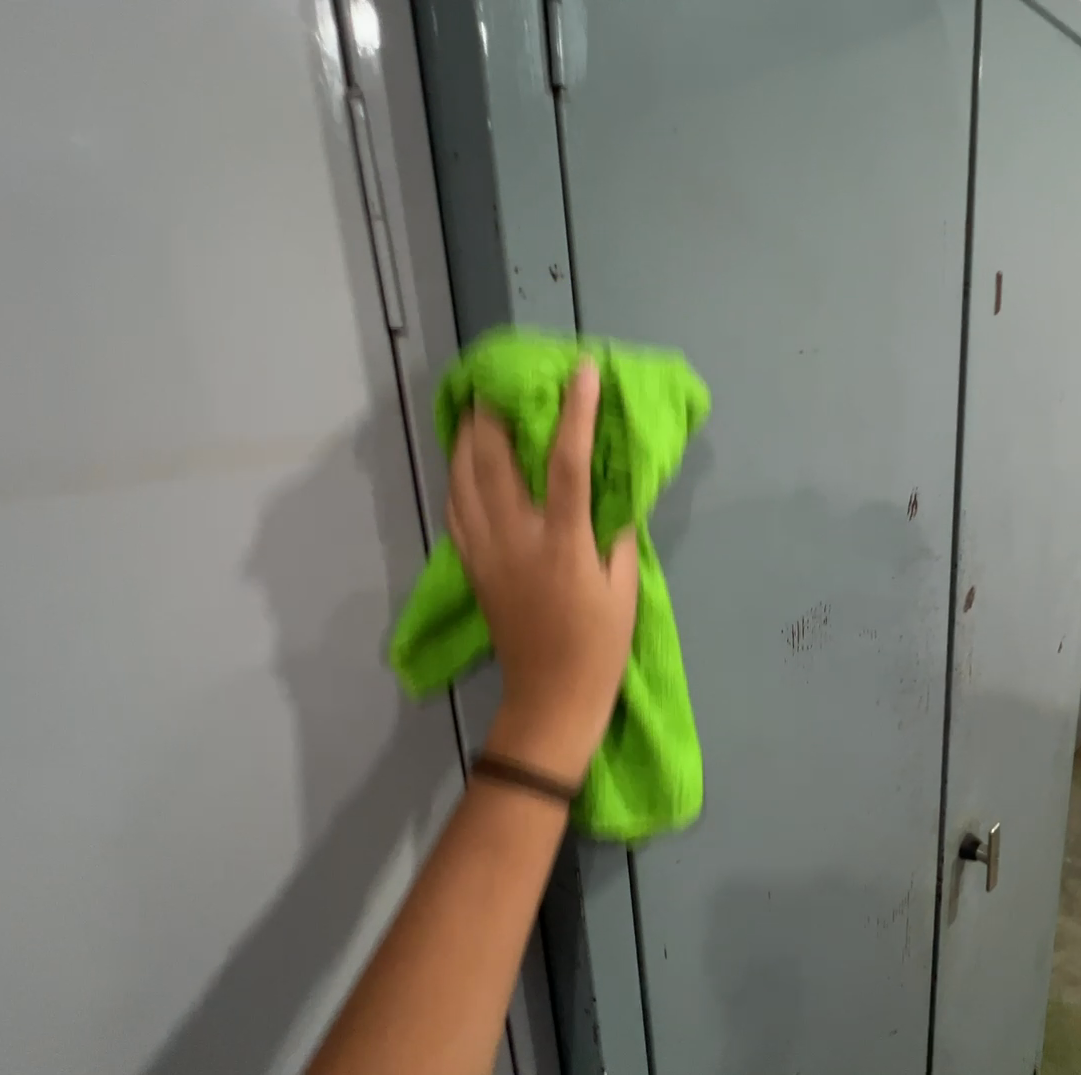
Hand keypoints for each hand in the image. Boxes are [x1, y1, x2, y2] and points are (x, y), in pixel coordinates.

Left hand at [447, 361, 638, 781]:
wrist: (550, 696)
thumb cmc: (600, 645)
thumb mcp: (625, 588)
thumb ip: (616, 534)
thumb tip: (609, 496)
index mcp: (563, 544)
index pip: (567, 464)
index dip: (574, 413)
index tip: (580, 372)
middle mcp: (516, 539)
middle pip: (493, 460)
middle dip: (496, 413)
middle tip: (502, 379)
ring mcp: (486, 552)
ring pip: (463, 480)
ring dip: (467, 438)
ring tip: (477, 408)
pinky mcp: (473, 566)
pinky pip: (455, 509)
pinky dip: (457, 476)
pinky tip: (464, 460)